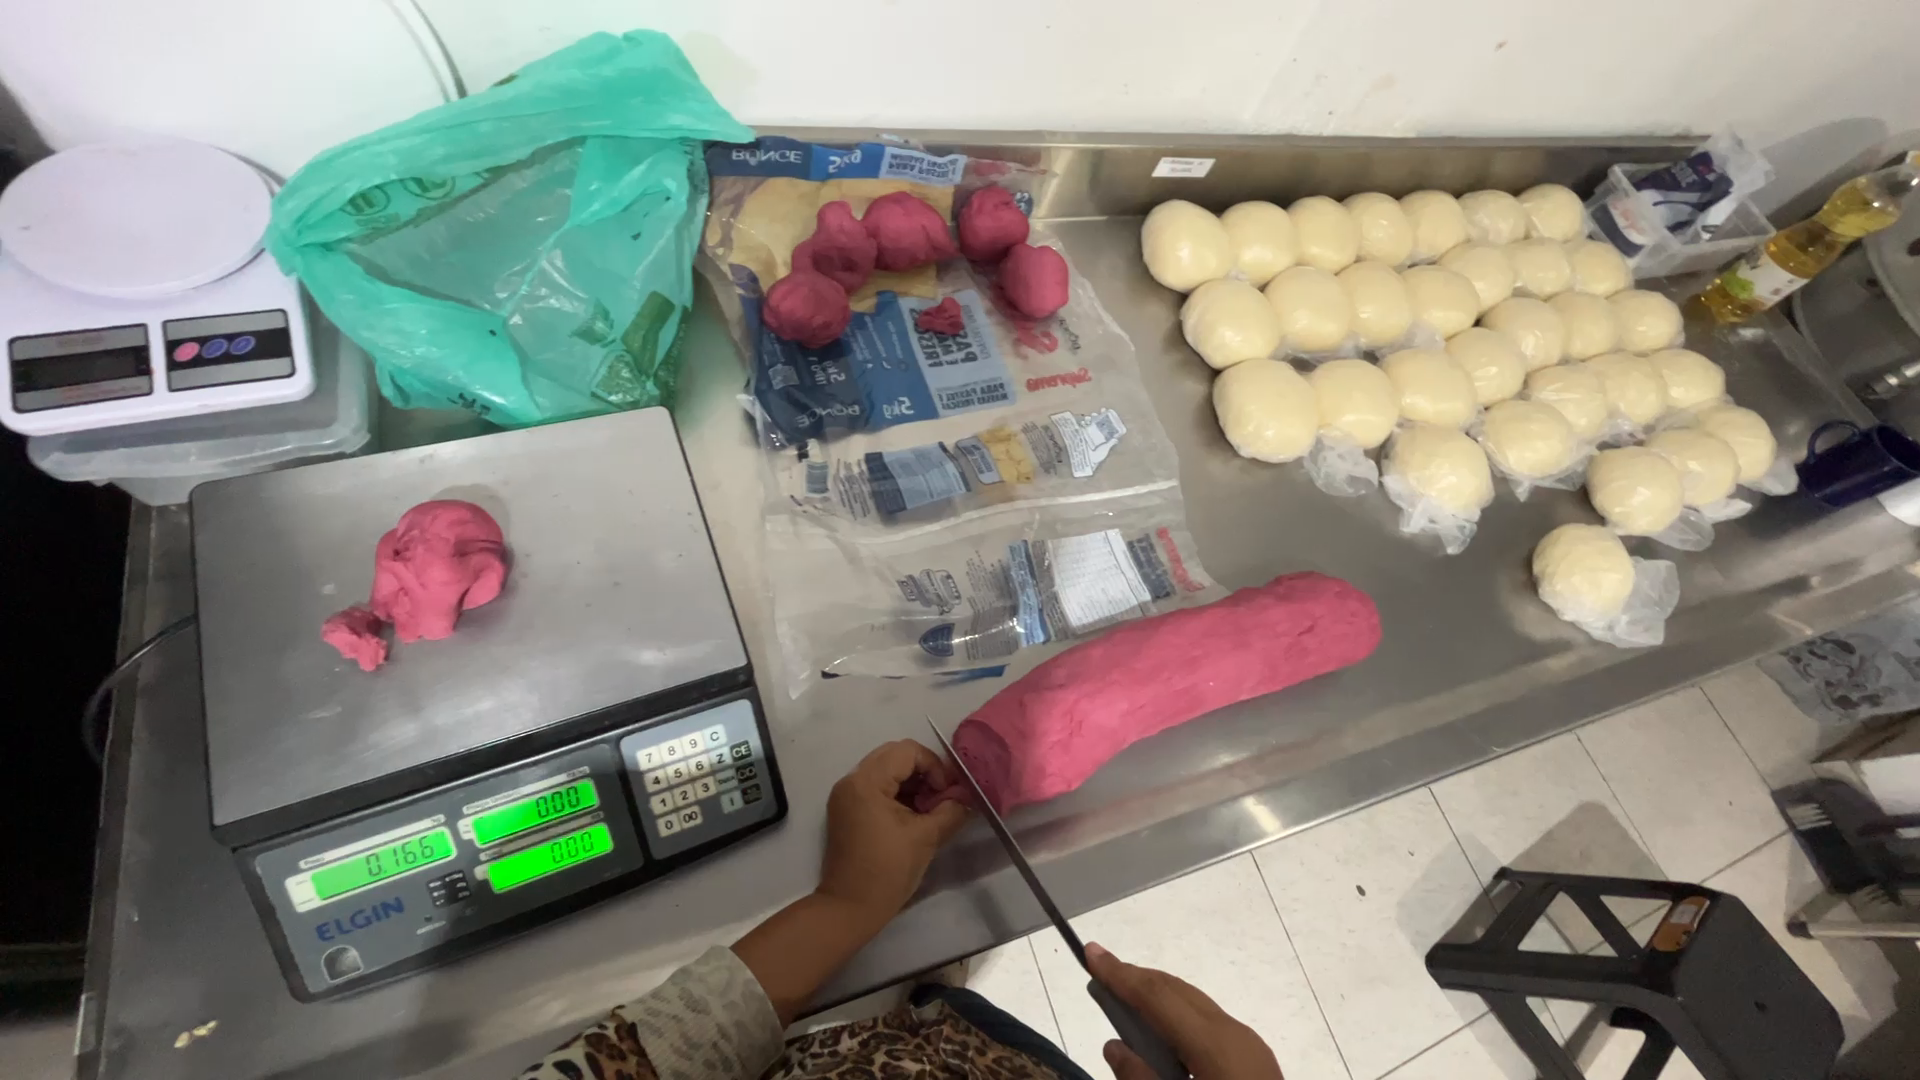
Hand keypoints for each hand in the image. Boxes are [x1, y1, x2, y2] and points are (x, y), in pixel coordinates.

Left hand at [817, 740, 969, 925]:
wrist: (848, 909)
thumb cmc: (887, 872)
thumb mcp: (926, 838)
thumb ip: (950, 811)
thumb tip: (966, 798)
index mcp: (867, 782)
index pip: (907, 751)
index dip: (934, 766)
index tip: (948, 793)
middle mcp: (851, 780)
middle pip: (894, 755)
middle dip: (923, 771)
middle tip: (941, 796)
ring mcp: (845, 794)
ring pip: (885, 769)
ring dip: (911, 782)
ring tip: (929, 808)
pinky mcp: (845, 809)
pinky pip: (875, 786)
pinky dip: (897, 792)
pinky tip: (912, 815)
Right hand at [1087, 943, 1283, 1079]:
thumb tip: (1114, 1046)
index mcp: (1216, 1046)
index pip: (1158, 995)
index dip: (1120, 972)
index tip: (1090, 950)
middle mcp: (1235, 1034)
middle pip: (1177, 990)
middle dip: (1137, 978)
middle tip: (1100, 971)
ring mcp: (1249, 1046)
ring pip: (1193, 1004)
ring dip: (1157, 998)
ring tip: (1123, 1002)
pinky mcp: (1256, 1061)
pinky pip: (1208, 1023)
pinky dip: (1178, 1019)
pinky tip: (1162, 1037)